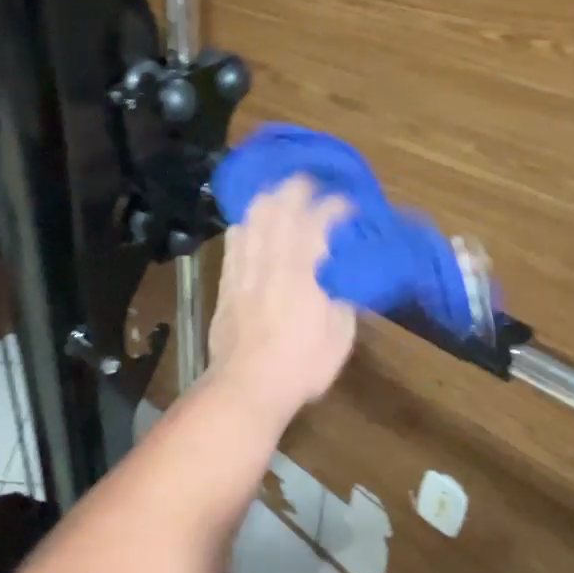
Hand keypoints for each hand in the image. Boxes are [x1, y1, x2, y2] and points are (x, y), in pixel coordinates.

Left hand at [206, 175, 357, 419]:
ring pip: (251, 218)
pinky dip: (245, 225)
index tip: (348, 204)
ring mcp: (243, 268)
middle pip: (279, 207)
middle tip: (313, 186)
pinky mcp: (225, 283)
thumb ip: (342, 299)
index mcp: (302, 269)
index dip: (335, 205)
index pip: (317, 219)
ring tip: (280, 198)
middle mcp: (269, 259)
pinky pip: (233, 242)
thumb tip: (342, 281)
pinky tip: (250, 225)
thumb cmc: (301, 365)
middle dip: (297, 189)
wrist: (246, 386)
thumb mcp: (339, 335)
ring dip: (268, 201)